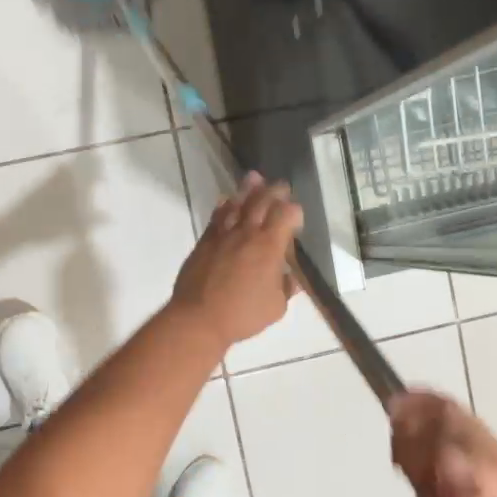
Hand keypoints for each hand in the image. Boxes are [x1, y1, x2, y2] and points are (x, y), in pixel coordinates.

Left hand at [170, 172, 303, 346]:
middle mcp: (247, 233)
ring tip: (255, 178)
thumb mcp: (275, 307)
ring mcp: (223, 235)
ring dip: (248, 190)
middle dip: (274, 191)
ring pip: (238, 204)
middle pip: (262, 202)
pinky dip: (225, 206)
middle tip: (281, 185)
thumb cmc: (242, 314)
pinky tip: (227, 201)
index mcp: (269, 246)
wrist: (199, 318)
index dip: (294, 211)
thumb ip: (285, 289)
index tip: (297, 216)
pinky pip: (217, 217)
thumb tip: (291, 278)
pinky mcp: (205, 241)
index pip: (286, 215)